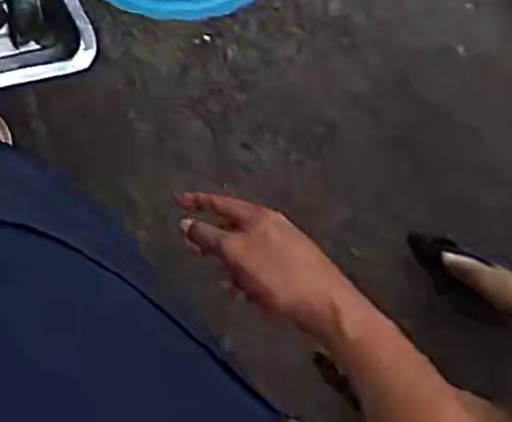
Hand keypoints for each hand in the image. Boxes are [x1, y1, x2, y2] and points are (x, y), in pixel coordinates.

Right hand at [180, 192, 368, 341]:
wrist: (333, 311)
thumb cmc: (279, 276)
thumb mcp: (235, 253)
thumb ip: (207, 236)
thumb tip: (186, 222)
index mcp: (259, 216)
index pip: (220, 202)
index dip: (196, 201)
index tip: (178, 201)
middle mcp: (275, 227)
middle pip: (234, 228)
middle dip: (214, 241)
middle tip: (195, 249)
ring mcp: (290, 250)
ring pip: (249, 252)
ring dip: (234, 266)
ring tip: (227, 283)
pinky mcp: (300, 273)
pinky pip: (265, 270)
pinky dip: (252, 279)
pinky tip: (251, 297)